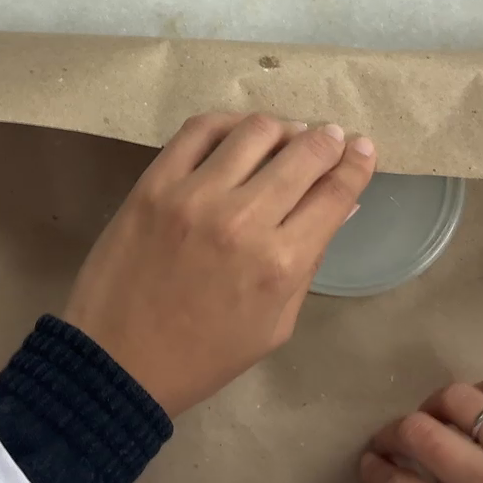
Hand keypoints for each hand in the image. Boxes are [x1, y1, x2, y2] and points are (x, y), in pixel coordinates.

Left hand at [62, 112, 377, 416]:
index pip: (335, 193)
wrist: (117, 360)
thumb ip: (310, 261)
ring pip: (254, 130)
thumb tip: (340, 205)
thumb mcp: (275, 324)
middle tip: (328, 136)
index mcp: (280, 263)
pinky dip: (227, 122)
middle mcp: (243, 219)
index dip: (358, 164)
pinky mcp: (154, 182)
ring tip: (284, 135)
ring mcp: (194, 194)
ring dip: (281, 127)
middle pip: (303, 152)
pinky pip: (198, 129)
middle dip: (326, 139)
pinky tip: (237, 132)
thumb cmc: (204, 355)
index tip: (364, 148)